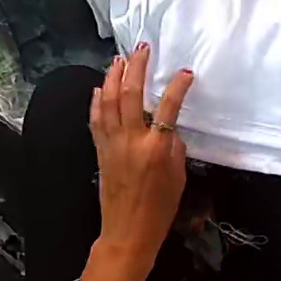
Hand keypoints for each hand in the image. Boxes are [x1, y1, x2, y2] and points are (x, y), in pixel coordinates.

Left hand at [90, 43, 193, 273]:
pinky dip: (97, 101)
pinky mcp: (100, 150)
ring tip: (119, 60)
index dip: (177, 86)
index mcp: (156, 148)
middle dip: (136, 68)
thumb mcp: (177, 176)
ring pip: (109, 101)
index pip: (169, 107)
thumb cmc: (159, 209)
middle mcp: (132, 140)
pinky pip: (96, 119)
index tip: (184, 73)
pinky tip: (100, 88)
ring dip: (113, 77)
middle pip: (131, 94)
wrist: (128, 231)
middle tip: (142, 50)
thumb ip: (174, 147)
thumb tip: (167, 129)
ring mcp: (112, 143)